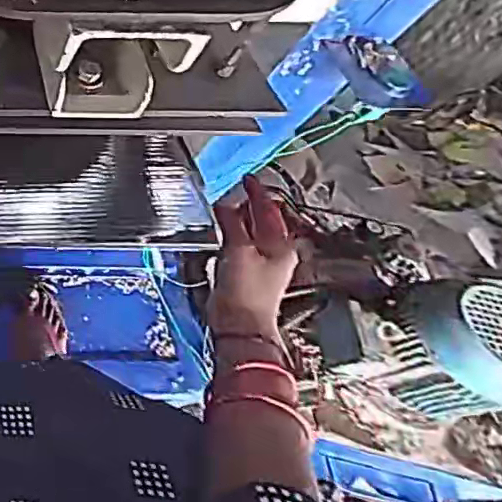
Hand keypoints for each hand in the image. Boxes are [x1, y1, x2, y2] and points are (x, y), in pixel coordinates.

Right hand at [208, 175, 302, 334]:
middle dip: (248, 203)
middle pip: (262, 218)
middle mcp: (274, 251)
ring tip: (225, 205)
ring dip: (238, 217)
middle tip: (233, 189)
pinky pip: (239, 241)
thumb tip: (225, 204)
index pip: (270, 209)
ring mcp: (260, 261)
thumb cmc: (246, 291)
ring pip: (250, 229)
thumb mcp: (238, 249)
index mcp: (281, 244)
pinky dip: (231, 231)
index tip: (247, 178)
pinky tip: (221, 228)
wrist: (239, 323)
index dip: (257, 191)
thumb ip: (232, 223)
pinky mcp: (244, 269)